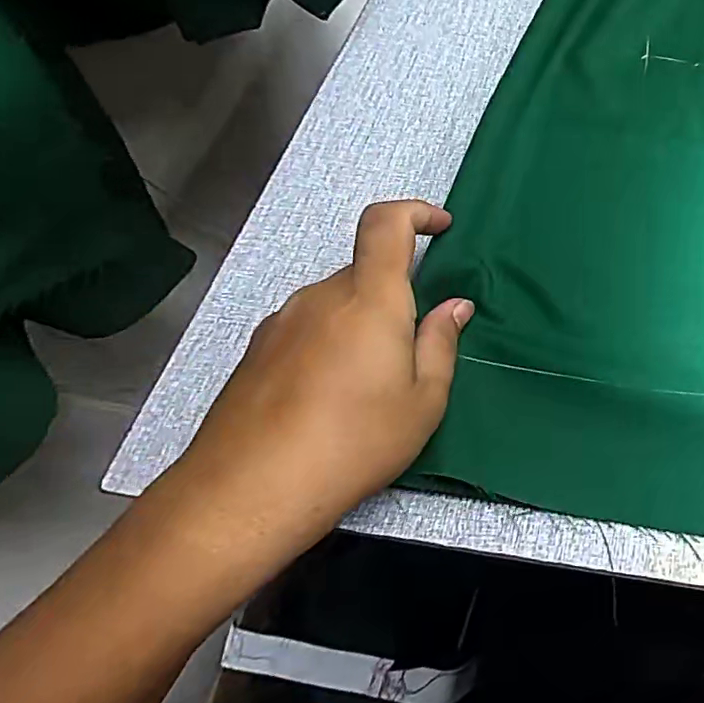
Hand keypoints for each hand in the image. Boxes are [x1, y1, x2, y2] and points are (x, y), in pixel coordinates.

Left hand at [158, 200, 472, 549]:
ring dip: (364, 323)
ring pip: (338, 303)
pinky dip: (333, 342)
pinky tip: (333, 395)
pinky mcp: (257, 349)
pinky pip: (310, 326)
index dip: (416, 212)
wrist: (249, 490)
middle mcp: (321, 297)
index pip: (385, 224)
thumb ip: (441, 343)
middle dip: (397, 296)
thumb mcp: (424, 400)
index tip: (441, 226)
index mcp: (370, 300)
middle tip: (414, 349)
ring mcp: (283, 321)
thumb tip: (454, 307)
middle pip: (365, 272)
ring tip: (372, 383)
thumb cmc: (355, 442)